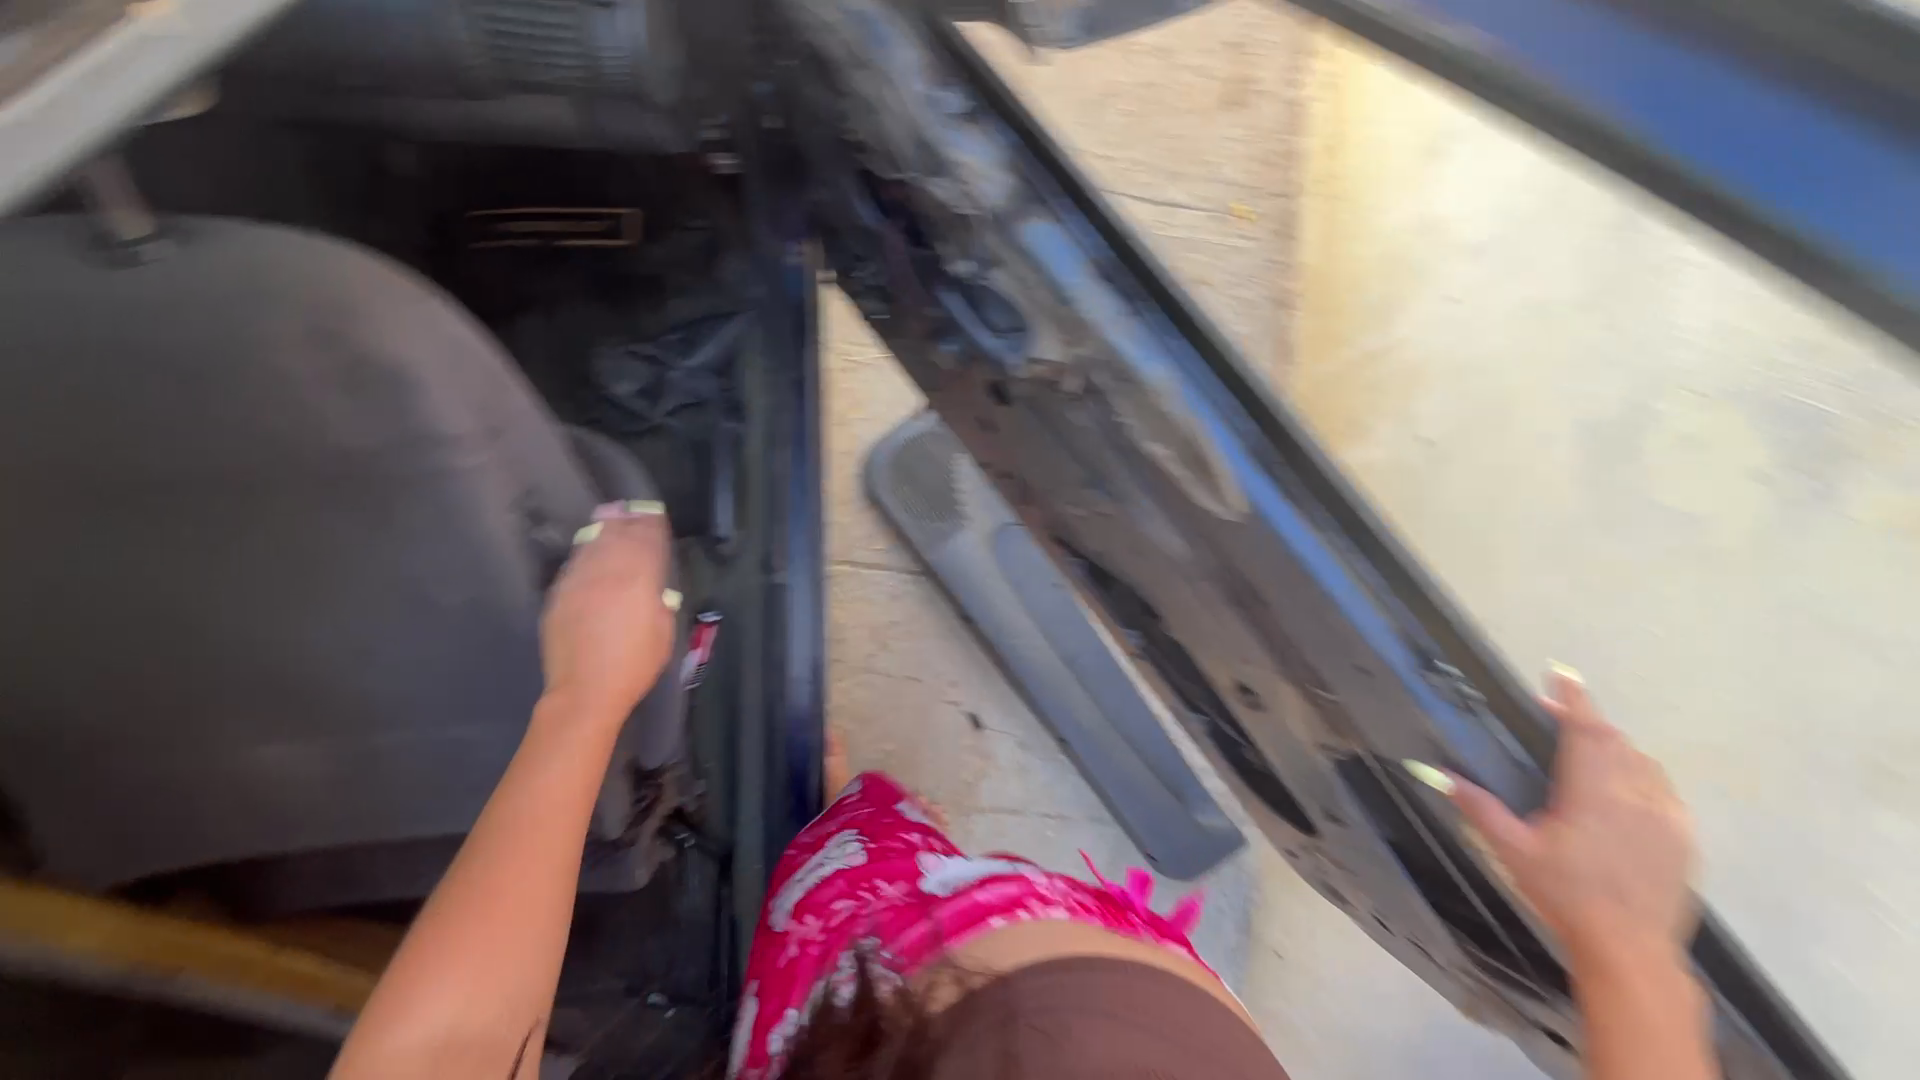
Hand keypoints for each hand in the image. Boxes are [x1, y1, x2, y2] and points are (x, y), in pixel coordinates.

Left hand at [539, 502, 676, 723]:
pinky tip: (588, 551)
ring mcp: (577, 581)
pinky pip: (574, 564)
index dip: (652, 524)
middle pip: (617, 534)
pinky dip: (585, 553)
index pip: (646, 539)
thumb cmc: (635, 663)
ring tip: (609, 516)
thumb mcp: (664, 628)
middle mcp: (606, 570)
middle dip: (627, 521)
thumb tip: (653, 584)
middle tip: (632, 510)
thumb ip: (659, 598)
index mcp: (638, 578)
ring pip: (592, 544)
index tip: (656, 514)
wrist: (585, 689)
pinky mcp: (558, 595)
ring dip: (603, 529)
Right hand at [1448, 668, 1696, 967]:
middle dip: (1586, 721)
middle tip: (1556, 713)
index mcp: (1593, 794)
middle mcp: (1637, 796)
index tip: (1560, 674)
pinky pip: (1663, 790)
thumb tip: (1432, 771)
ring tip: (1588, 750)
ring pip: (1644, 763)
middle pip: (1615, 741)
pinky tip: (1623, 790)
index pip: (1586, 731)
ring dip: (1614, 747)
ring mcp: (1668, 818)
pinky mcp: (1685, 839)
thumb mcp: (1511, 850)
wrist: (1629, 949)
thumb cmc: (1565, 894)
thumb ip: (1476, 806)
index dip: (1573, 699)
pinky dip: (1641, 775)